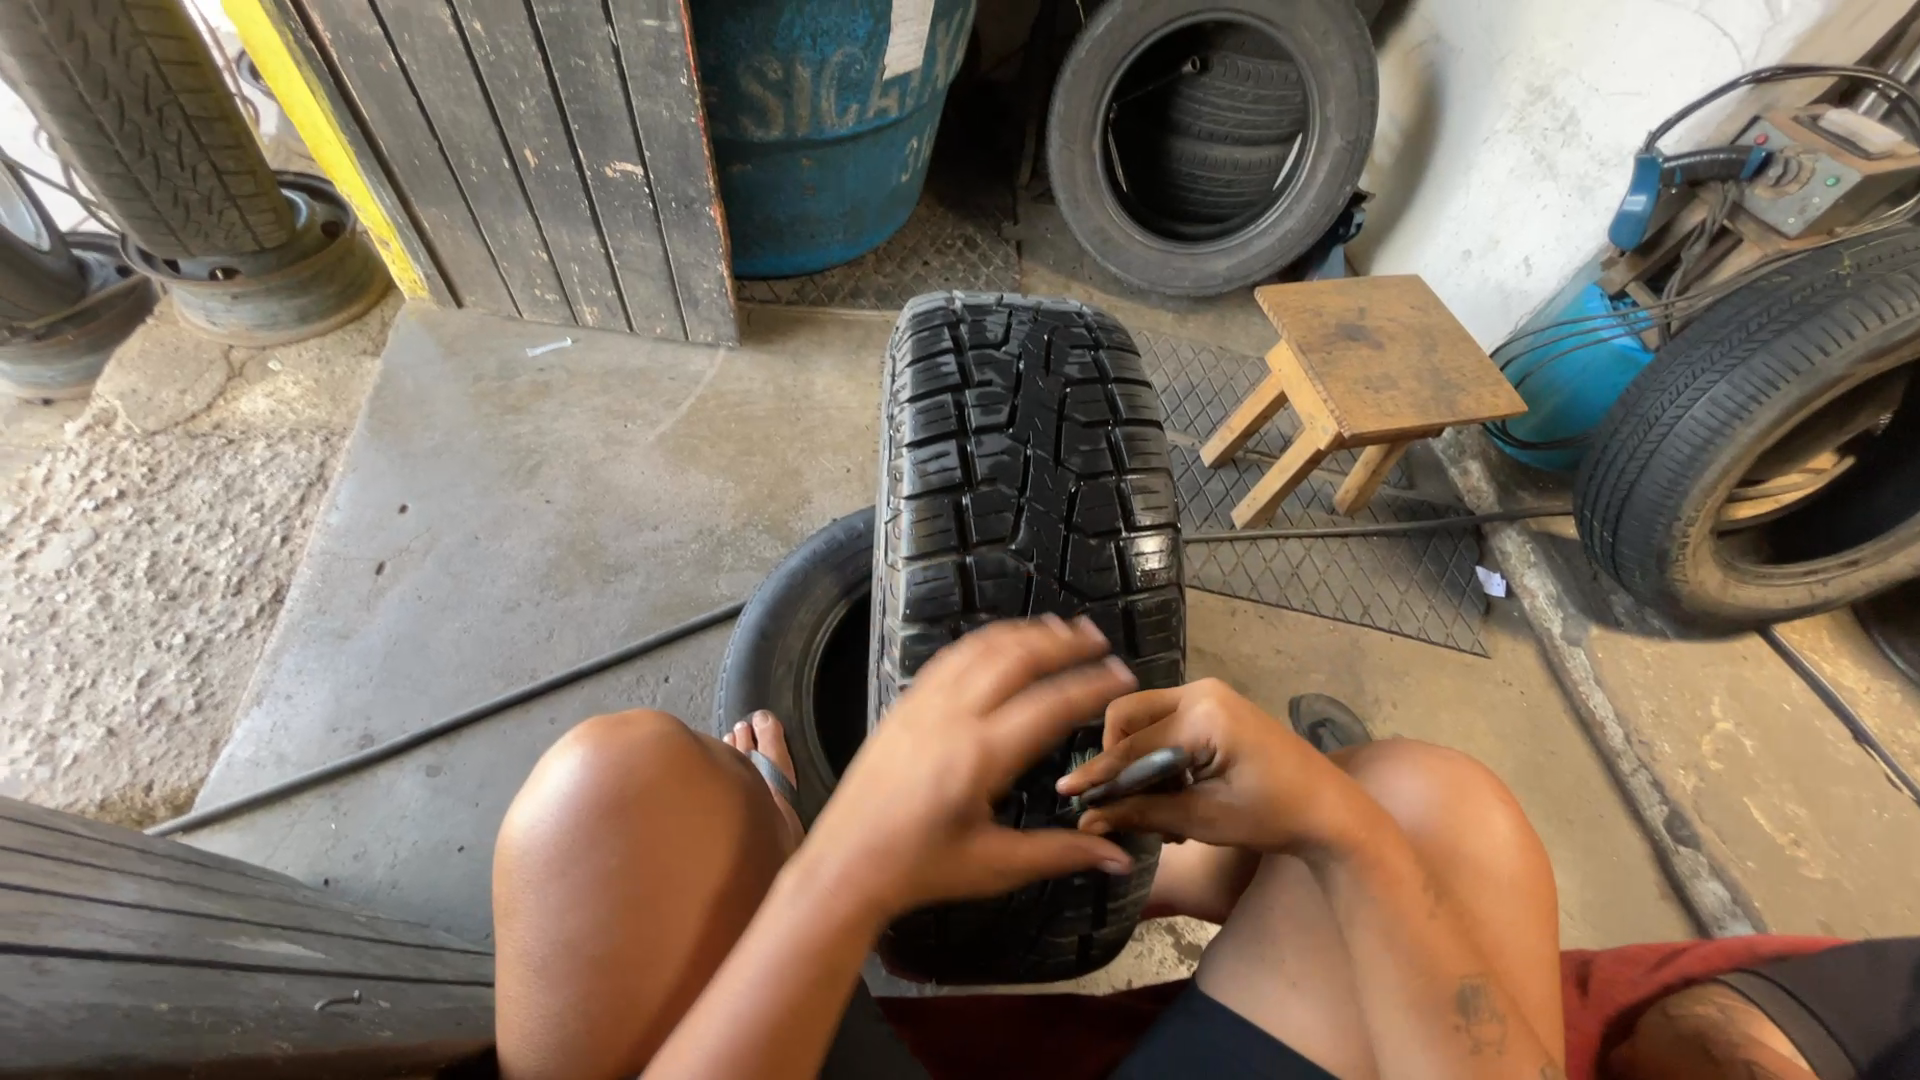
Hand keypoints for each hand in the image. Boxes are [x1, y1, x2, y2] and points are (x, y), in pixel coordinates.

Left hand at [799, 615, 1138, 920]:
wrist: (845, 862)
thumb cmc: (921, 869)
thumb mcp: (995, 865)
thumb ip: (1060, 854)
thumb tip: (1120, 858)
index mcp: (980, 757)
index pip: (1050, 706)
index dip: (1092, 686)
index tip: (1121, 674)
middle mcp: (953, 717)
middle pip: (1016, 660)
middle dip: (1062, 643)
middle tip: (1096, 637)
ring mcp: (924, 704)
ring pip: (981, 649)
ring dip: (1023, 634)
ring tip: (1058, 628)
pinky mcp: (904, 703)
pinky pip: (950, 658)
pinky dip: (984, 642)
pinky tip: (1002, 643)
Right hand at [1056, 678, 1368, 854]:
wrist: (1333, 813)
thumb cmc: (1273, 818)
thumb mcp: (1203, 820)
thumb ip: (1142, 813)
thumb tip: (1088, 820)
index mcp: (1203, 714)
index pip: (1133, 745)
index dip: (1099, 772)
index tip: (1065, 791)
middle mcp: (1200, 691)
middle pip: (1129, 716)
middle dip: (1117, 760)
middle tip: (1119, 802)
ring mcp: (1207, 694)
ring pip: (1144, 719)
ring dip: (1139, 762)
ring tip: (1154, 811)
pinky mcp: (1212, 706)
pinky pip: (1165, 723)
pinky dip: (1159, 757)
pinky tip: (1172, 794)